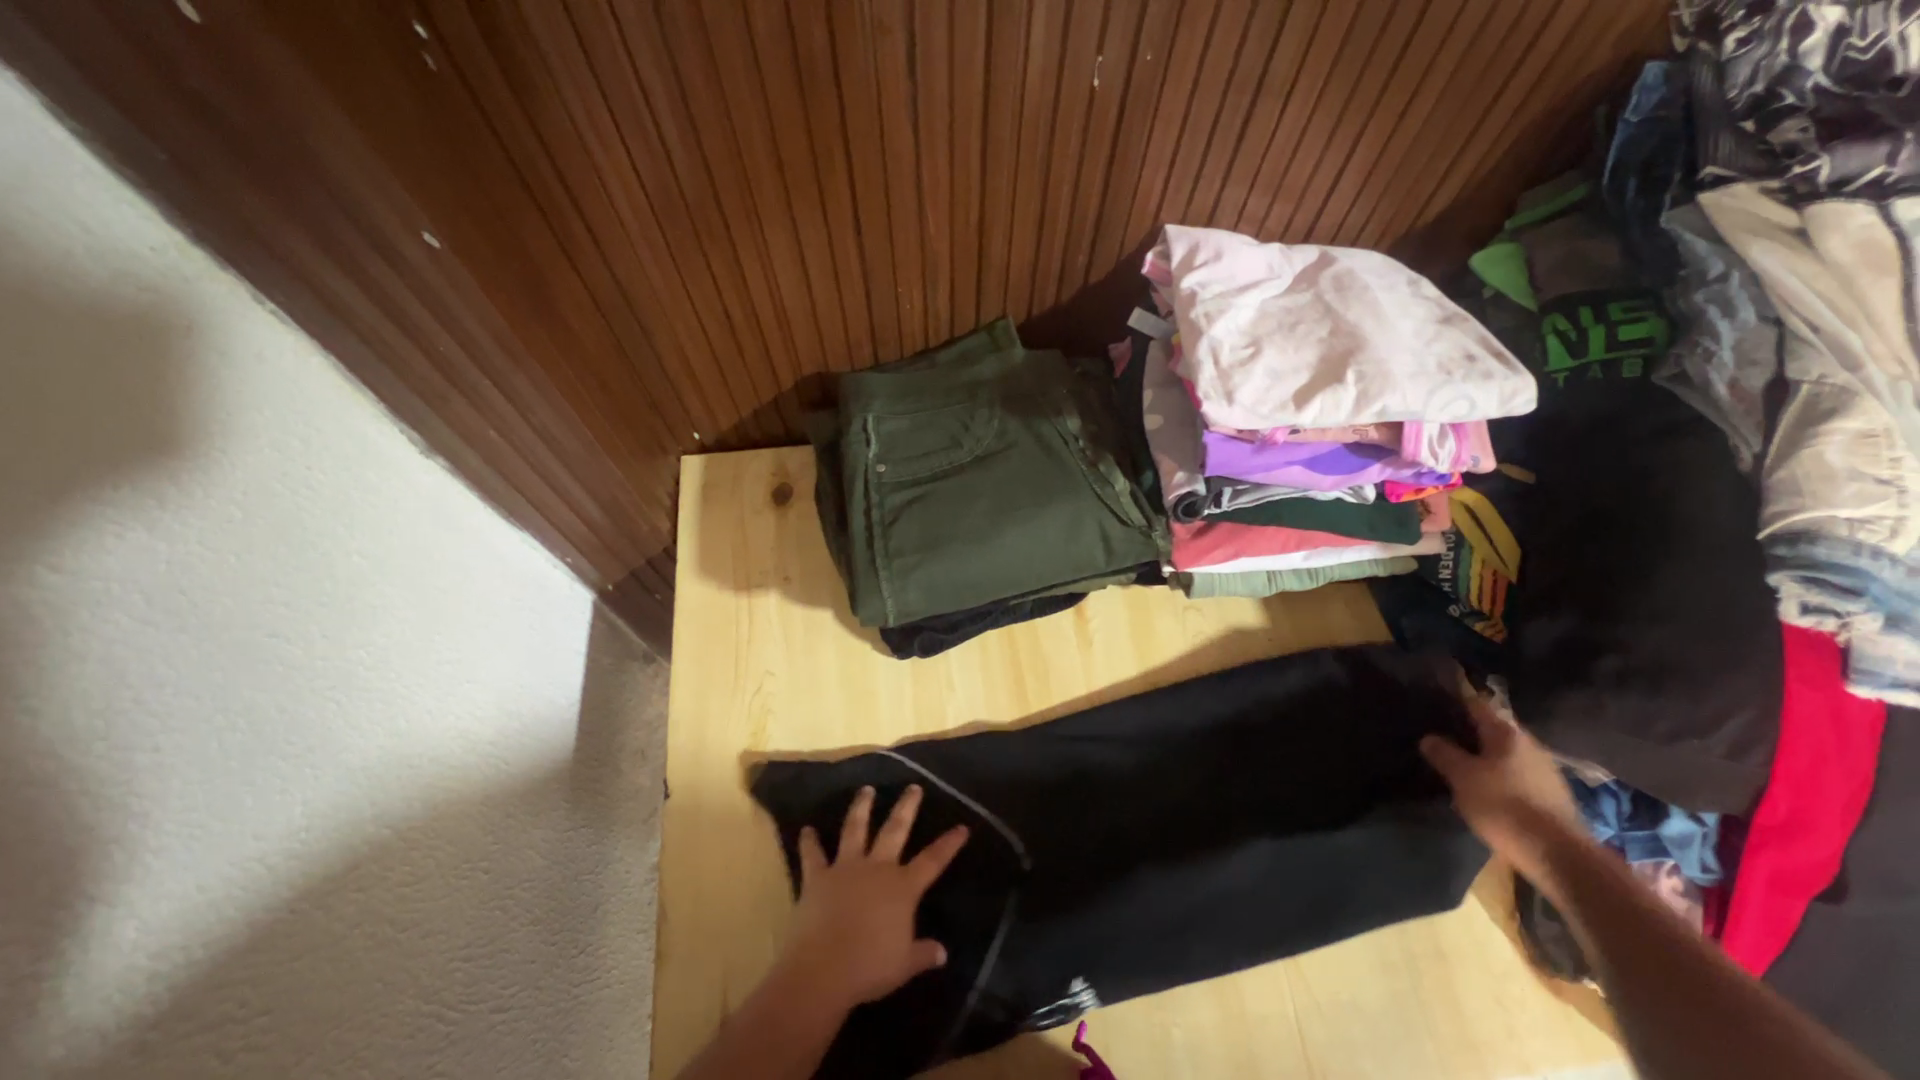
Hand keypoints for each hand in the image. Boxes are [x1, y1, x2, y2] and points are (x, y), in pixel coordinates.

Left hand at [775, 784, 969, 1010]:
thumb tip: (942, 952)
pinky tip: (806, 829)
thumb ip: (924, 953)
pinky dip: (809, 842)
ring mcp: (845, 869)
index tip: (962, 827)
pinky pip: (813, 855)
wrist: (822, 969)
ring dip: (861, 808)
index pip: (933, 860)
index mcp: (903, 888)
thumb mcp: (905, 965)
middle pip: (895, 830)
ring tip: (866, 789)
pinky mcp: (817, 878)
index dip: (949, 844)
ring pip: (855, 830)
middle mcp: (877, 869)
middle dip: (906, 807)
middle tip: (913, 787)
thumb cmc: (870, 967)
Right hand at [1419, 684, 1584, 880]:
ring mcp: (1544, 769)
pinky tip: (1485, 791)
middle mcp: (1528, 744)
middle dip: (1467, 734)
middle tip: (1440, 740)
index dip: (1454, 702)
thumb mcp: (1462, 777)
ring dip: (1483, 758)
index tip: (1433, 705)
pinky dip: (1498, 777)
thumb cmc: (1503, 805)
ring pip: (1504, 755)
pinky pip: (1516, 776)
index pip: (1476, 705)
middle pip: (1492, 730)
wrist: (1556, 852)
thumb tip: (1429, 737)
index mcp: (1506, 733)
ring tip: (1458, 767)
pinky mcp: (1550, 794)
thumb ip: (1443, 753)